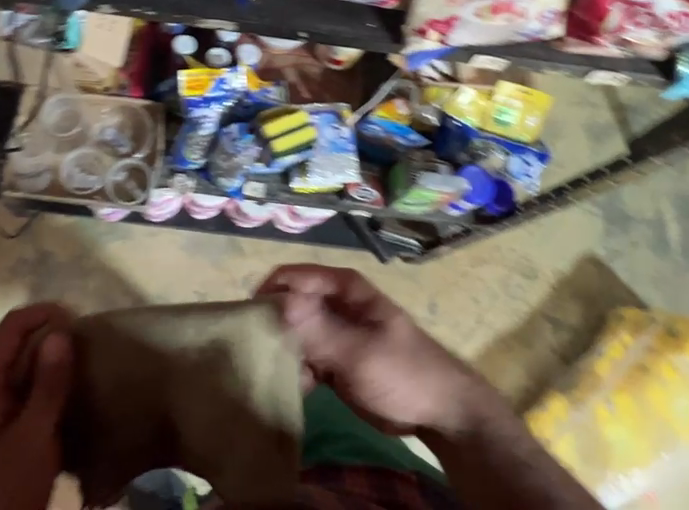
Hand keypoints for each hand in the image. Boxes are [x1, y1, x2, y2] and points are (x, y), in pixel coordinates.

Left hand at [0, 303, 73, 509]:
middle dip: (50, 335)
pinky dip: (45, 382)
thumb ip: (48, 384)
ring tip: (86, 364)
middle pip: (15, 341)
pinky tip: (70, 394)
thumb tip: (61, 332)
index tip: (81, 321)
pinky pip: (23, 388)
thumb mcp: (34, 437)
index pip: (12, 325)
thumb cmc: (6, 490)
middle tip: (89, 343)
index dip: (45, 313)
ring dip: (50, 359)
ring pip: (20, 365)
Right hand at [256, 265, 503, 438]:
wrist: (440, 412)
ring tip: (274, 373)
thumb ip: (320, 330)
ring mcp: (335, 332)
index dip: (269, 292)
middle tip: (256, 350)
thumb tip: (278, 303)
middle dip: (272, 324)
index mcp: (344, 288)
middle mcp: (335, 304)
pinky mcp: (334, 361)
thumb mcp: (360, 352)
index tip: (248, 320)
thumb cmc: (404, 372)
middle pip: (290, 303)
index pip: (294, 276)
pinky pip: (304, 358)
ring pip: (294, 332)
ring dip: (283, 351)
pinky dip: (296, 371)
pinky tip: (295, 389)